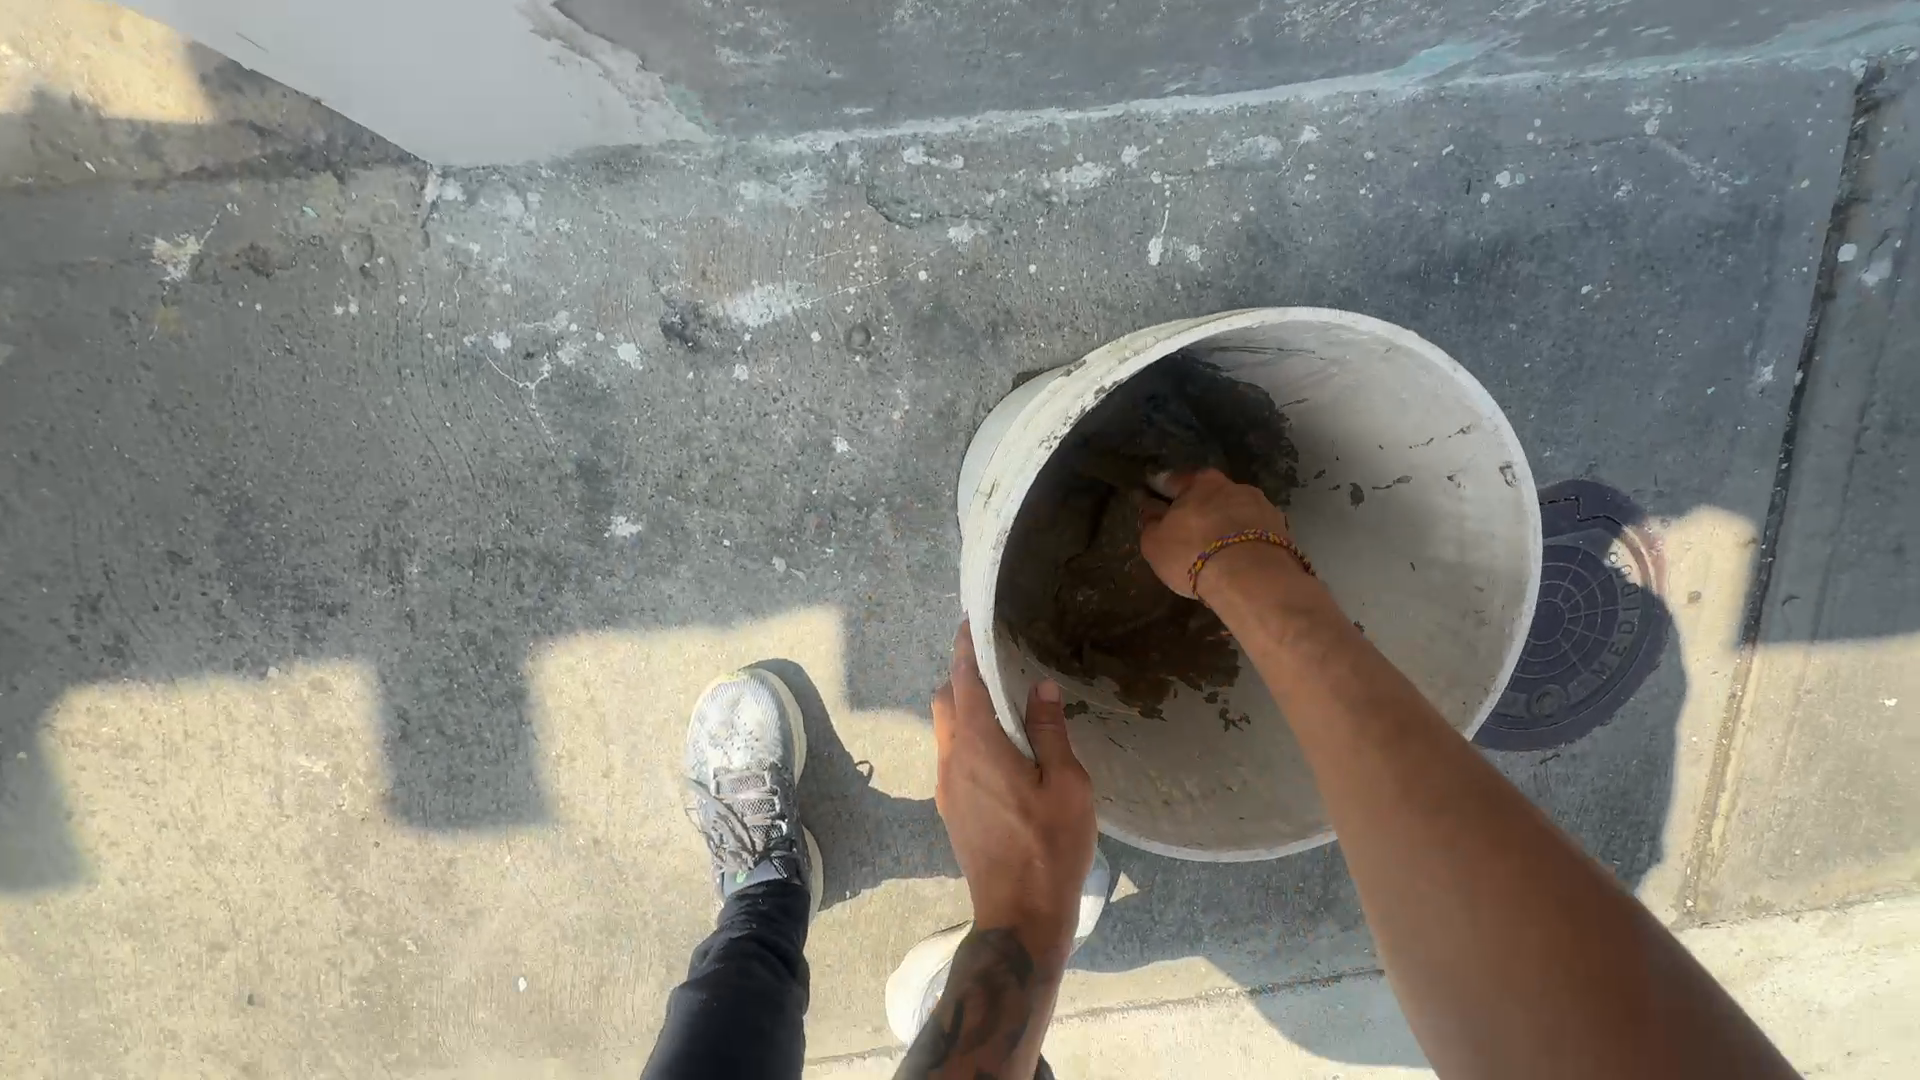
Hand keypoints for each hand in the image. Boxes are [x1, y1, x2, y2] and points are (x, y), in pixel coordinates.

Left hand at [932, 623, 1096, 961]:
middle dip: (961, 675)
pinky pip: (952, 754)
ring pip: (945, 729)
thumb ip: (1049, 731)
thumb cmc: (1049, 848)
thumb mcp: (1067, 786)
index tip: (971, 621)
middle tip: (996, 663)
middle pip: (944, 701)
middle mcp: (952, 759)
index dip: (965, 648)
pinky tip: (1001, 747)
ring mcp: (946, 787)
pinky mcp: (951, 808)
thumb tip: (1038, 686)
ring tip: (1003, 701)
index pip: (963, 680)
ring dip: (964, 707)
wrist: (1018, 919)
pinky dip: (968, 734)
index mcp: (978, 746)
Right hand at [1138, 468, 1296, 598]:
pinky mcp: (1282, 530)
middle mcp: (1233, 486)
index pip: (1172, 480)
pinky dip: (1244, 541)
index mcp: (1199, 482)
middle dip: (1198, 508)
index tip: (1151, 498)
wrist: (1253, 579)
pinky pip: (1254, 532)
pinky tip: (1237, 559)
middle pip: (1209, 495)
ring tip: (1215, 549)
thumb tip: (1151, 510)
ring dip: (1224, 524)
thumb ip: (1150, 523)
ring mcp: (1262, 506)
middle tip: (1187, 529)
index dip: (1159, 490)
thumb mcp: (1155, 542)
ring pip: (1234, 512)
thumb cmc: (1193, 553)